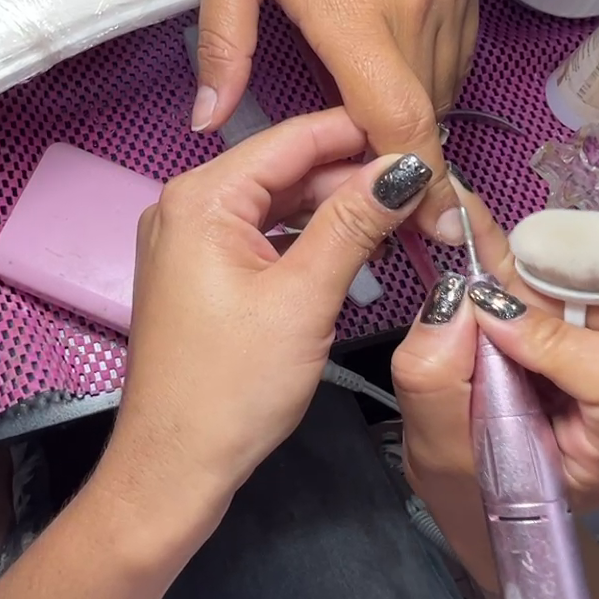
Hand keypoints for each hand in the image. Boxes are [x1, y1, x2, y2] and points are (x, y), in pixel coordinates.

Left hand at [103, 109, 431, 514]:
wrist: (174, 464)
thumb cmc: (232, 386)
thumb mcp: (303, 297)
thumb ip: (353, 222)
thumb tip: (403, 167)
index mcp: (201, 197)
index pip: (293, 138)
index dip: (361, 134)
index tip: (423, 141)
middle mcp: (186, 204)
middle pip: (285, 168)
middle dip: (353, 178)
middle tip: (424, 193)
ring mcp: (189, 238)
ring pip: (276, 202)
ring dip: (334, 209)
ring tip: (400, 219)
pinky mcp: (200, 269)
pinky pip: (261, 234)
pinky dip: (305, 237)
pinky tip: (351, 244)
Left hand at [194, 0, 478, 244]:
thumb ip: (225, 46)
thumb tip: (208, 117)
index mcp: (353, 11)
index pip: (398, 121)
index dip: (403, 181)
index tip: (396, 219)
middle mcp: (415, 8)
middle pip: (424, 119)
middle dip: (399, 166)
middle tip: (362, 193)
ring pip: (444, 92)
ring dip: (412, 125)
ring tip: (369, 141)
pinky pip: (457, 57)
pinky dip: (430, 85)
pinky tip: (393, 81)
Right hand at [388, 193, 598, 588]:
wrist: (495, 493)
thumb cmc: (473, 487)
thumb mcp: (436, 448)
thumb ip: (435, 376)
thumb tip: (455, 295)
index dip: (551, 335)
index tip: (481, 313)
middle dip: (550, 277)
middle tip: (484, 276)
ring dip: (541, 266)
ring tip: (485, 271)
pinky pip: (592, 281)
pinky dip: (538, 263)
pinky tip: (494, 255)